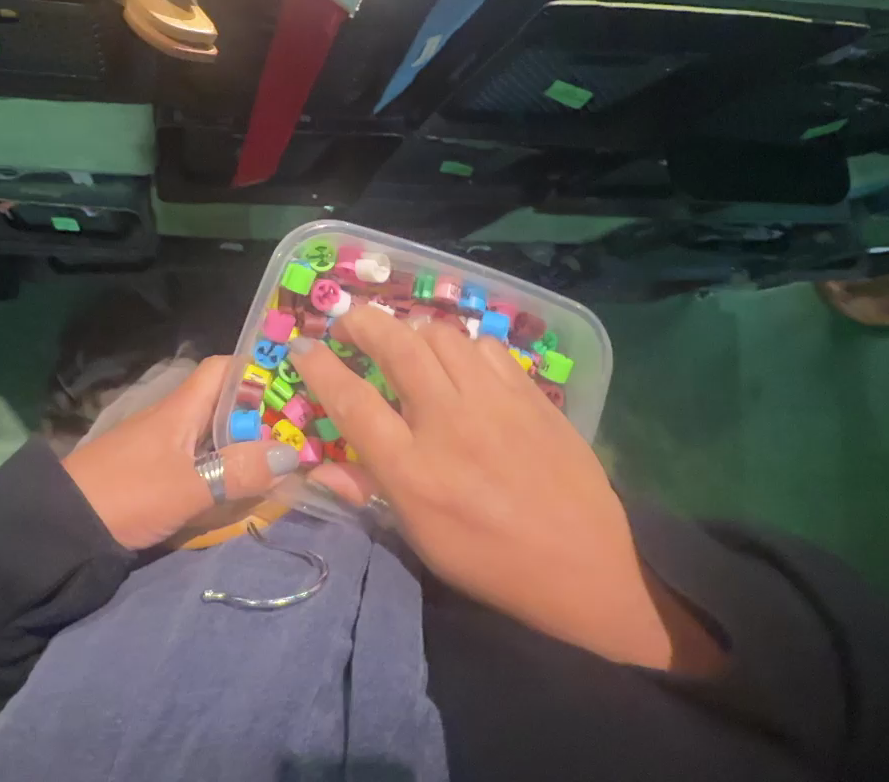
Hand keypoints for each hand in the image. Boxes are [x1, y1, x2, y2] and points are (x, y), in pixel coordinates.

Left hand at [62, 356, 299, 549]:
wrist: (63, 528)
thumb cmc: (127, 493)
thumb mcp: (187, 487)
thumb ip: (238, 471)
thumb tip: (291, 454)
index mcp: (183, 407)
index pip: (225, 368)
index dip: (260, 369)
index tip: (297, 383)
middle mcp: (177, 418)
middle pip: (228, 403)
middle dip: (265, 413)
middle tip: (307, 429)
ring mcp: (167, 446)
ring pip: (218, 433)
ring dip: (249, 443)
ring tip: (290, 455)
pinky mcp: (160, 474)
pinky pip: (205, 460)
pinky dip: (229, 466)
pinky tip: (250, 483)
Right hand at [291, 307, 722, 674]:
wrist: (585, 567)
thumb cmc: (490, 561)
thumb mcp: (419, 540)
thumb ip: (367, 492)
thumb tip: (319, 467)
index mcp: (412, 470)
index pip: (351, 400)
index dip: (319, 367)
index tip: (304, 348)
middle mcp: (448, 423)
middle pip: (395, 344)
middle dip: (361, 321)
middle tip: (349, 325)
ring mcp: (493, 402)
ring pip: (441, 334)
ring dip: (412, 331)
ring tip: (405, 346)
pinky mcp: (529, 394)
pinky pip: (485, 346)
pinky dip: (462, 345)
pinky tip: (460, 364)